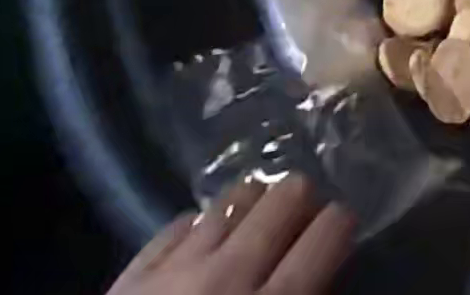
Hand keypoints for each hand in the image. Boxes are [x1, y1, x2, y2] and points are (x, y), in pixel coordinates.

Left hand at [108, 175, 354, 294]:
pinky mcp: (128, 277)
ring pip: (238, 193)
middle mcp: (231, 275)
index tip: (336, 238)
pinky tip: (197, 257)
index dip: (341, 226)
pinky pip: (182, 222)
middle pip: (290, 191)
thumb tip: (323, 275)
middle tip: (296, 231)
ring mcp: (175, 269)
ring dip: (252, 211)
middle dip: (301, 205)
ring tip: (248, 237)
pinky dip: (198, 232)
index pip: (333, 227)